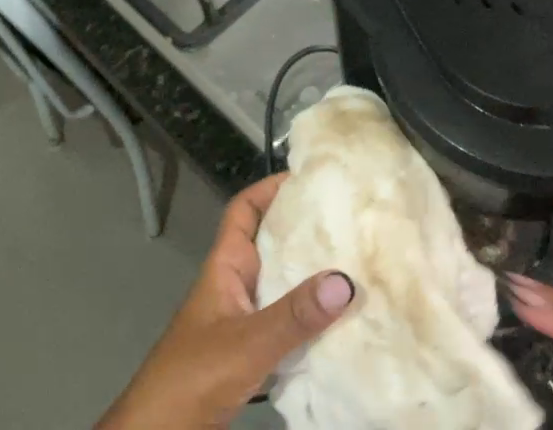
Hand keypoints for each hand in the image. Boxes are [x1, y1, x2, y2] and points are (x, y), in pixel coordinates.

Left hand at [97, 174, 355, 428]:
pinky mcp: (250, 350)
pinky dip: (311, 318)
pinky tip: (343, 323)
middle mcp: (235, 284)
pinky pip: (287, 321)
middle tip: (350, 220)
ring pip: (282, 283)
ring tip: (358, 264)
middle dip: (305, 230)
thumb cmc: (194, 374)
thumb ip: (294, 315)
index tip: (311, 177)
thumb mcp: (247, 343)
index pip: (244, 210)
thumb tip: (345, 280)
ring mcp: (242, 318)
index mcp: (225, 267)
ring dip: (312, 275)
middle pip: (271, 243)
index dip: (271, 188)